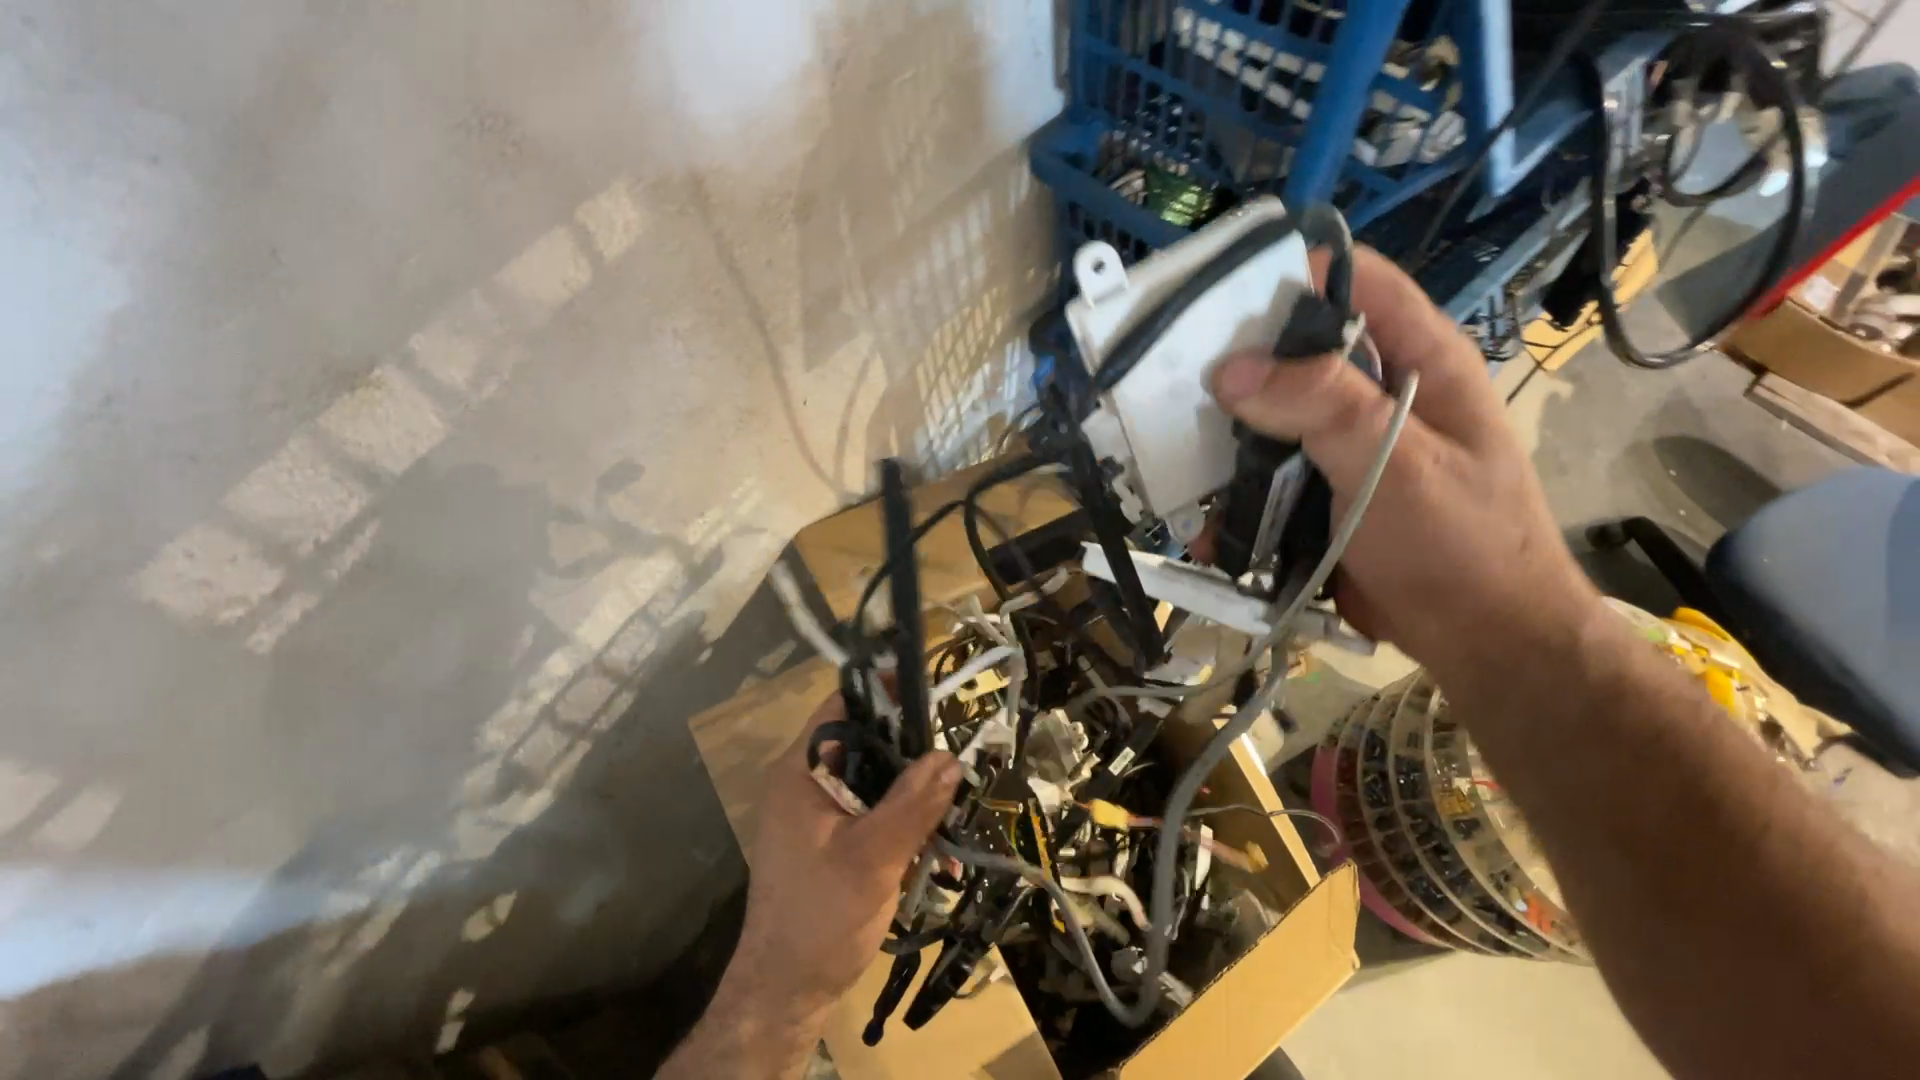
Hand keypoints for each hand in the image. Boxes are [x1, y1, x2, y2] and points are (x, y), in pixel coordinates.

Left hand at [731, 692, 962, 1012]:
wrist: (784, 993)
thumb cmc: (820, 917)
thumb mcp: (874, 857)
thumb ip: (913, 803)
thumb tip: (950, 756)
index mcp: (800, 773)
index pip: (841, 708)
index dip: (883, 693)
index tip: (931, 692)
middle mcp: (804, 785)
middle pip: (864, 744)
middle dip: (910, 751)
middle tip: (954, 760)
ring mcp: (816, 816)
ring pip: (873, 782)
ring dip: (912, 794)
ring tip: (953, 806)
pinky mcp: (830, 843)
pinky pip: (872, 815)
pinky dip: (902, 823)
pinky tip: (935, 848)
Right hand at [1209, 247, 1602, 681]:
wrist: (1480, 641)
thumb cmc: (1459, 543)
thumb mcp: (1396, 461)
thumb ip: (1320, 403)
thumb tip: (1228, 369)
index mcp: (1416, 359)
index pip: (1354, 281)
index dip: (1290, 275)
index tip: (1217, 300)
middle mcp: (1374, 391)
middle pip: (1293, 352)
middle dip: (1235, 368)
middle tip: (1173, 386)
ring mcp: (1343, 446)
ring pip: (1267, 420)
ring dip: (1225, 446)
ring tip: (1178, 468)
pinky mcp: (1319, 495)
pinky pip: (1264, 480)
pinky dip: (1234, 500)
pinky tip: (1210, 530)